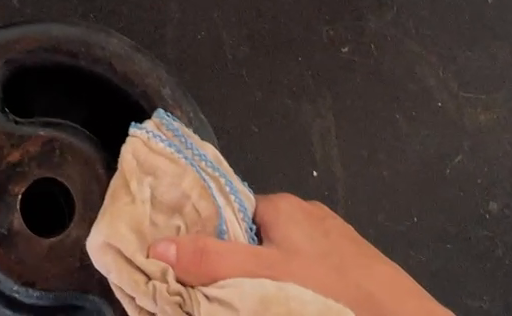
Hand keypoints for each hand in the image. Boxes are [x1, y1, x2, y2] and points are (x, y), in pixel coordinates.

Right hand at [148, 192, 449, 315]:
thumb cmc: (329, 291)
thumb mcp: (260, 276)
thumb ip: (210, 261)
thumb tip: (155, 246)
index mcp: (282, 205)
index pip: (233, 214)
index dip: (213, 240)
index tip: (197, 268)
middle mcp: (308, 214)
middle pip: (259, 238)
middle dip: (243, 265)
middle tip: (228, 296)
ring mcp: (336, 242)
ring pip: (288, 258)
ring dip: (273, 281)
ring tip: (259, 305)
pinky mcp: (357, 268)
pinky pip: (315, 274)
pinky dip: (302, 291)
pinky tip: (297, 309)